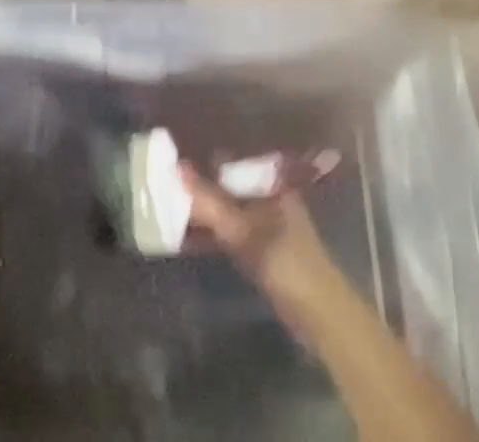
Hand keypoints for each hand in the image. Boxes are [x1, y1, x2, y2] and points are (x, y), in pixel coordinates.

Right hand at [179, 163, 349, 318]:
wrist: (318, 314)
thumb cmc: (286, 263)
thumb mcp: (244, 231)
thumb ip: (210, 203)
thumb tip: (177, 169)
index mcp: (272, 187)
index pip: (232, 166)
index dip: (203, 165)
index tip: (170, 165)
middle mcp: (268, 201)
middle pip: (226, 190)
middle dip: (197, 191)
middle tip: (160, 190)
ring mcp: (264, 227)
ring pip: (224, 214)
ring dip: (200, 215)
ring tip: (164, 212)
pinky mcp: (259, 252)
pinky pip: (226, 236)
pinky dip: (207, 236)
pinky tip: (182, 240)